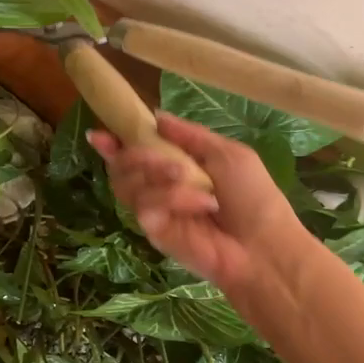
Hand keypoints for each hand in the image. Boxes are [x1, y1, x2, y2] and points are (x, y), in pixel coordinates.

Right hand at [88, 113, 309, 292]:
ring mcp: (152, 209)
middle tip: (173, 166)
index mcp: (173, 166)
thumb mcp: (229, 154)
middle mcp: (156, 186)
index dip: (113, 143)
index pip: (132, 151)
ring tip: (192, 184)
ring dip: (158, 176)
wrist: (263, 247)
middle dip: (139, 157)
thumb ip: (191, 135)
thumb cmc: (254, 198)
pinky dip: (172, 199)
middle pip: (121, 165)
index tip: (100, 134)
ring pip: (126, 183)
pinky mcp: (151, 229)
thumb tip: (156, 116)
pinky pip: (144, 205)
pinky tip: (201, 207)